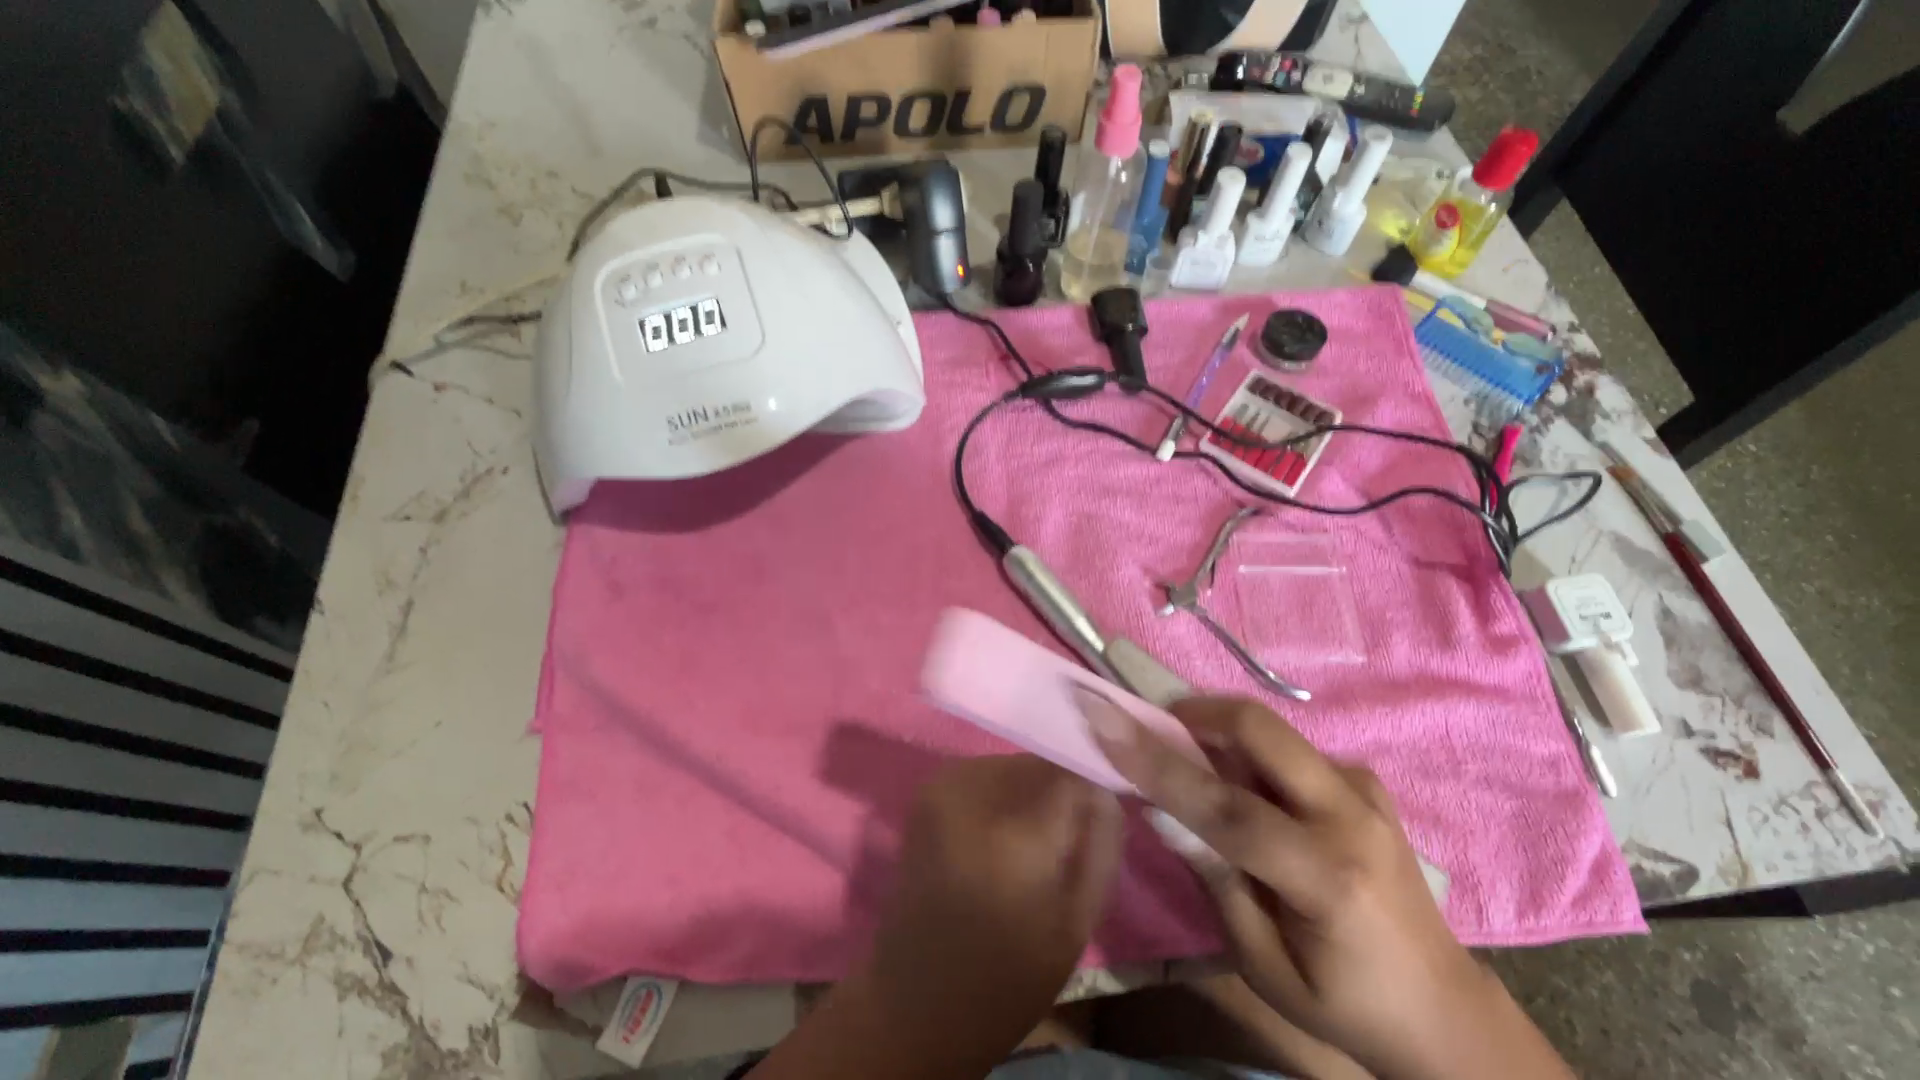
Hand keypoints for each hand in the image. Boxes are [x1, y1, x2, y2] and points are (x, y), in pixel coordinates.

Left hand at [866, 754, 1123, 1016]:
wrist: (913, 1004)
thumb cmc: (1003, 980)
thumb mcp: (1074, 925)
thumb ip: (1100, 845)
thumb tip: (1107, 789)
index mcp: (1013, 833)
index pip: (1074, 770)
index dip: (1096, 785)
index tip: (1108, 811)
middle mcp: (971, 794)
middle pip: (1041, 762)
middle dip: (1064, 786)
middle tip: (1077, 832)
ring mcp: (940, 788)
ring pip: (1013, 765)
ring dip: (1034, 790)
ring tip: (1045, 839)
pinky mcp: (926, 796)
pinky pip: (986, 776)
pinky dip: (1006, 795)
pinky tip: (1012, 837)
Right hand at [1076, 691, 1572, 1079]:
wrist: (1441, 1007)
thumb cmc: (1342, 999)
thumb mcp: (1262, 962)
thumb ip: (1213, 877)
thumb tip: (1159, 808)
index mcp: (1323, 875)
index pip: (1225, 805)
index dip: (1158, 762)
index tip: (1106, 721)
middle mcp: (1350, 816)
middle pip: (1261, 729)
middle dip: (1195, 713)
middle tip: (1147, 725)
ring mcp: (1365, 792)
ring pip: (1275, 734)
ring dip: (1221, 735)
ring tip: (1189, 766)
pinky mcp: (1368, 786)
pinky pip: (1294, 752)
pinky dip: (1252, 756)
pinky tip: (1244, 792)